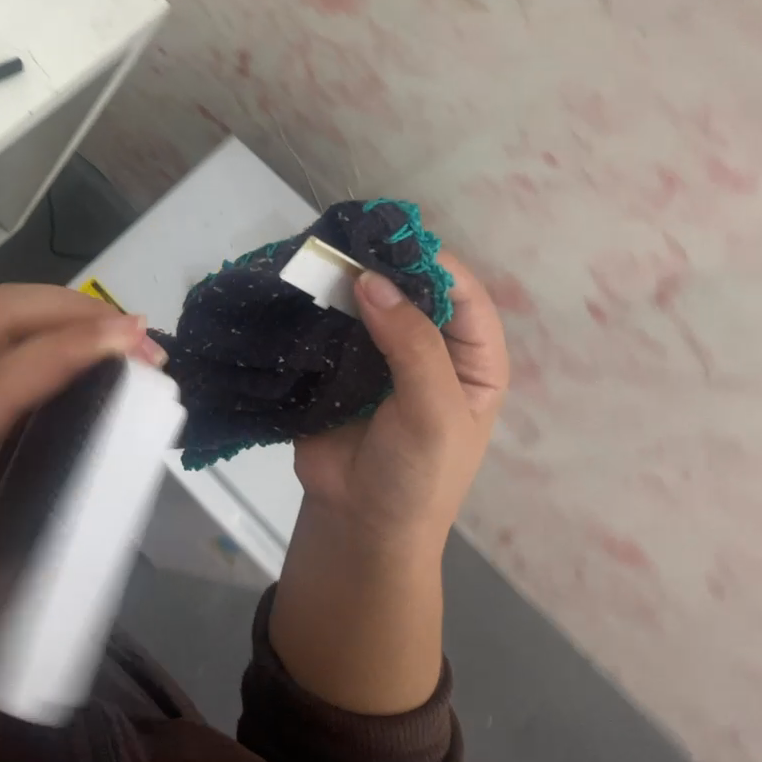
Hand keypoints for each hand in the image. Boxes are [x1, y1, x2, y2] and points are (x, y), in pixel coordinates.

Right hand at [269, 251, 508, 714]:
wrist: (357, 519)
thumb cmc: (418, 473)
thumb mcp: (432, 411)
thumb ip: (411, 344)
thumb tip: (370, 278)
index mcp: (470, 360)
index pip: (461, 295)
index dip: (429, 264)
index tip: (385, 242)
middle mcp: (425, 349)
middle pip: (407, 293)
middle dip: (376, 268)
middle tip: (336, 245)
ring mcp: (375, 357)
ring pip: (361, 305)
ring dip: (337, 285)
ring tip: (307, 260)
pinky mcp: (332, 367)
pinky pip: (325, 328)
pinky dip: (311, 308)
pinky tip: (291, 290)